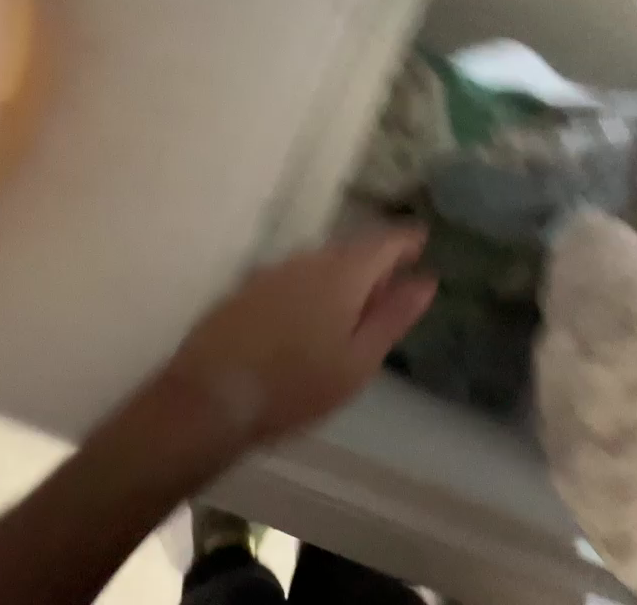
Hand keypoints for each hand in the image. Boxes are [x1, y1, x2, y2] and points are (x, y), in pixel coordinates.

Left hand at [162, 222, 437, 447]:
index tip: (424, 244)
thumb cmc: (297, 386)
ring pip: (321, 263)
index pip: (386, 240)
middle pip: (353, 249)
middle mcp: (310, 259)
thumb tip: (427, 280)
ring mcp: (274, 270)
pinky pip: (293, 277)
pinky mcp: (247, 287)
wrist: (209, 397)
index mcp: (344, 272)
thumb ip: (394, 316)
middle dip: (375, 264)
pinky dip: (310, 288)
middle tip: (389, 292)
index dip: (408, 240)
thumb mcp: (358, 360)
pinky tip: (306, 321)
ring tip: (349, 312)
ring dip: (341, 277)